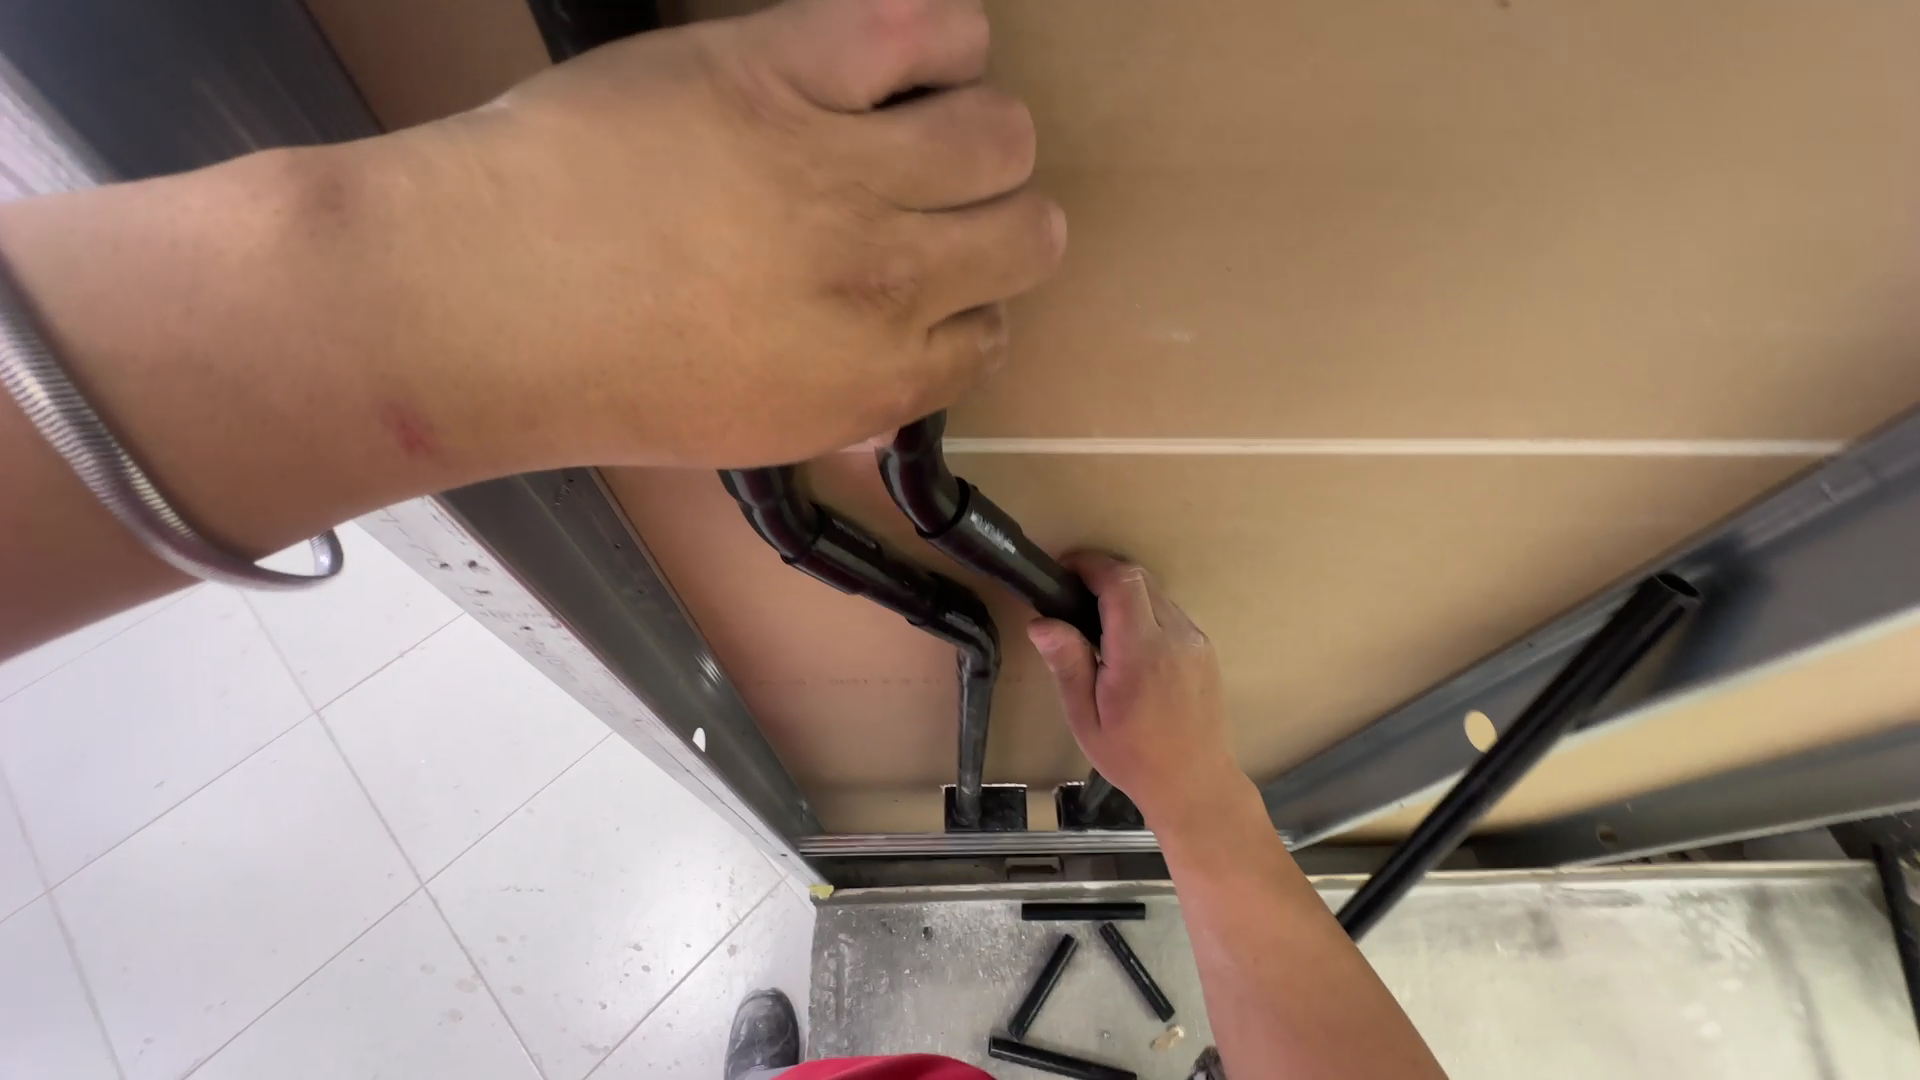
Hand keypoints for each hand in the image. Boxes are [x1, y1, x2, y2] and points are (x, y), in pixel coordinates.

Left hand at [397, 0, 1063, 466]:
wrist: (492, 304)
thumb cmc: (624, 385)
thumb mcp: (767, 435)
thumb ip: (861, 405)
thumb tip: (914, 370)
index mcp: (883, 382)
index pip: (994, 338)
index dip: (972, 314)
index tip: (937, 298)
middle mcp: (891, 281)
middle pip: (1030, 234)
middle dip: (1005, 228)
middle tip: (946, 215)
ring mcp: (843, 172)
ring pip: (1002, 133)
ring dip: (982, 137)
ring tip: (925, 135)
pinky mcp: (784, 69)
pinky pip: (927, 27)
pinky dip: (941, 39)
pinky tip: (910, 59)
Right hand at [1027, 553, 1246, 828]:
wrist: (1196, 784)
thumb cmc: (1133, 758)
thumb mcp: (1086, 718)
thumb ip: (1068, 664)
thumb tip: (1041, 622)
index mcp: (1141, 654)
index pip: (1121, 582)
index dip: (1091, 564)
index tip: (1064, 568)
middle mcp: (1175, 638)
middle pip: (1139, 578)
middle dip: (1103, 574)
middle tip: (1071, 592)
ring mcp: (1195, 641)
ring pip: (1156, 593)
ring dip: (1124, 593)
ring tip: (1094, 619)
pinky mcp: (1203, 649)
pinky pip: (1170, 613)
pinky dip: (1143, 611)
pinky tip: (1125, 641)